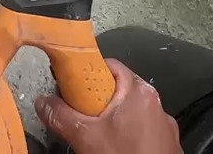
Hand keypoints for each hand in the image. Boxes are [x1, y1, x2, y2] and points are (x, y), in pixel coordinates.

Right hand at [35, 58, 179, 153]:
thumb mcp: (86, 137)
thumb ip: (61, 116)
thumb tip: (44, 103)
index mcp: (139, 92)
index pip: (108, 67)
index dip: (89, 76)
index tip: (76, 88)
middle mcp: (156, 105)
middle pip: (119, 91)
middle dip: (100, 103)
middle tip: (86, 119)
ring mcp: (164, 127)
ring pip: (131, 114)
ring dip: (115, 122)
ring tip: (101, 139)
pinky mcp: (167, 146)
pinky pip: (144, 132)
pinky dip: (130, 137)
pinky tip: (118, 150)